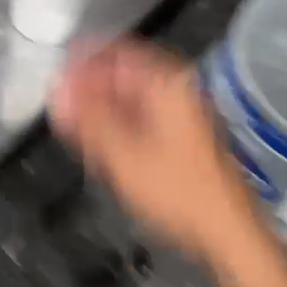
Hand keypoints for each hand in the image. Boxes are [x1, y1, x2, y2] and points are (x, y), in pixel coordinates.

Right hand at [48, 37, 259, 265]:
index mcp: (167, 84)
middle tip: (59, 105)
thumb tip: (56, 89)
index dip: (82, 58)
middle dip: (88, 88)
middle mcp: (178, 91)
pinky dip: (116, 126)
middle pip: (122, 75)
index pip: (116, 51)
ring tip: (72, 127)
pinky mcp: (183, 139)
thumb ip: (85, 118)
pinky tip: (98, 145)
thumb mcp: (122, 154)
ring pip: (130, 99)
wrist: (230, 236)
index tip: (57, 73)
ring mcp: (183, 116)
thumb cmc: (178, 190)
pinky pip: (141, 119)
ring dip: (99, 109)